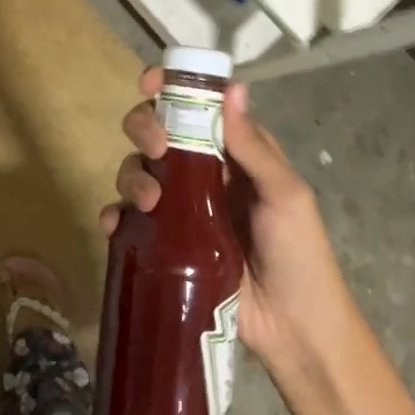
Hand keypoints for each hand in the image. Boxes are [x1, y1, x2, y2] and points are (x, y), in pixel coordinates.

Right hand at [99, 68, 355, 372]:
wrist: (295, 330)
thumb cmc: (300, 255)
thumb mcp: (286, 196)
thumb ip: (254, 146)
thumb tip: (232, 86)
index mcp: (234, 154)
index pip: (197, 107)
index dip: (170, 89)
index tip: (150, 84)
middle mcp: (202, 173)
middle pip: (157, 132)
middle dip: (145, 128)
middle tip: (155, 146)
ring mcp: (180, 209)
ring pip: (138, 171)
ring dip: (132, 175)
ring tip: (149, 202)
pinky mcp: (162, 244)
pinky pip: (127, 221)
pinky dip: (113, 216)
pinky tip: (114, 225)